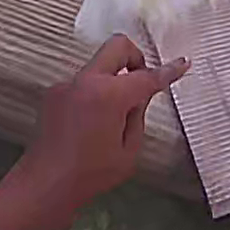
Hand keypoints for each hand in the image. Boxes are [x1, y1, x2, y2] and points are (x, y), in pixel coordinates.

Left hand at [18, 35, 187, 209]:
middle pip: (118, 46)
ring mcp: (67, 83)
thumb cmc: (92, 172)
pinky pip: (83, 83)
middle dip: (135, 57)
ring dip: (112, 79)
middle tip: (140, 83)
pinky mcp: (54, 92)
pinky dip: (94, 93)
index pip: (146, 77)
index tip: (182, 63)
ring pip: (99, 65)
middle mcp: (87, 80)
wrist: (46, 182)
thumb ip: (138, 114)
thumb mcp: (129, 149)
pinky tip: (90, 124)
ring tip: (112, 117)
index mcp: (109, 94)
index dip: (168, 71)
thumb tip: (139, 94)